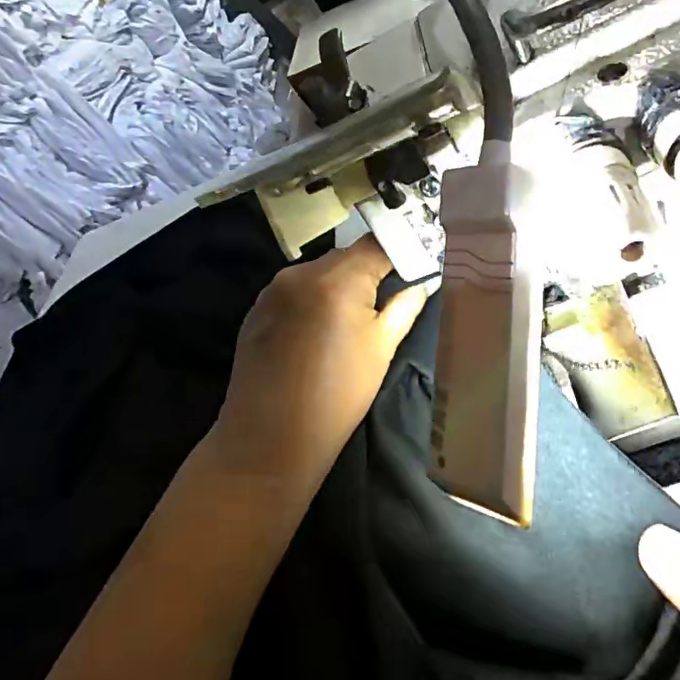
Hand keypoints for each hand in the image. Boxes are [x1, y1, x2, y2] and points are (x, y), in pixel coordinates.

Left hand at [212, 238, 435, 482]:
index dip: (401, 247)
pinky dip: (314, 299)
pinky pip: (296, 290)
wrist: (270, 437)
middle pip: (346, 256)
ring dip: (340, 285)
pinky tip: (320, 330)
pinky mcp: (258, 307)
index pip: (378, 242)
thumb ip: (404, 306)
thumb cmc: (337, 395)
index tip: (418, 259)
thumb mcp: (382, 349)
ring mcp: (274, 288)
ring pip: (320, 272)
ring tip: (354, 319)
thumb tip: (422, 282)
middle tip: (391, 294)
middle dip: (370, 270)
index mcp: (337, 279)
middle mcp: (301, 272)